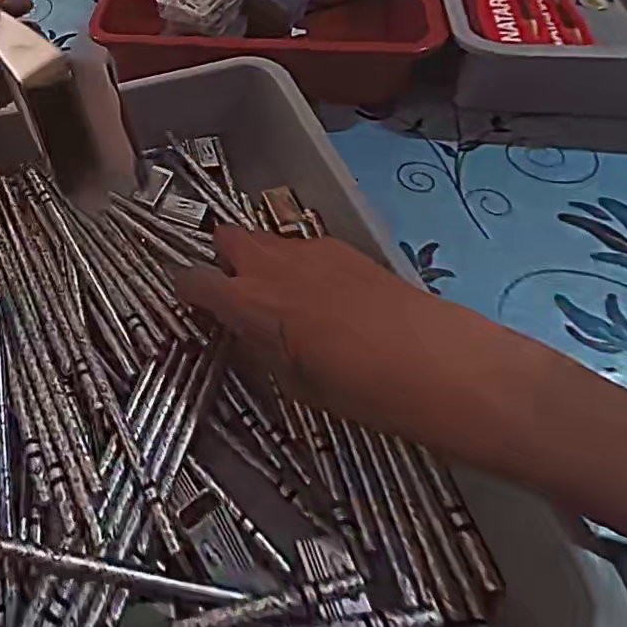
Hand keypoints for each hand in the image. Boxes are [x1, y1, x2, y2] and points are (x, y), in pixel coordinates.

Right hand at [176, 225, 562, 458]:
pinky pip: (301, 248)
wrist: (439, 362)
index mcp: (248, 302)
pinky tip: (327, 298)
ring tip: (286, 299)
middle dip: (221, 258)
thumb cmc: (361, 390)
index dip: (186, 289)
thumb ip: (258, 345)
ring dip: (261, 261)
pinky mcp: (340, 246)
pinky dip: (299, 265)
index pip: (193, 279)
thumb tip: (245, 329)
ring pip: (264, 240)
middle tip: (236, 291)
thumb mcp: (294, 382)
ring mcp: (306, 250)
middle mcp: (269, 265)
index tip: (192, 300)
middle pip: (224, 237)